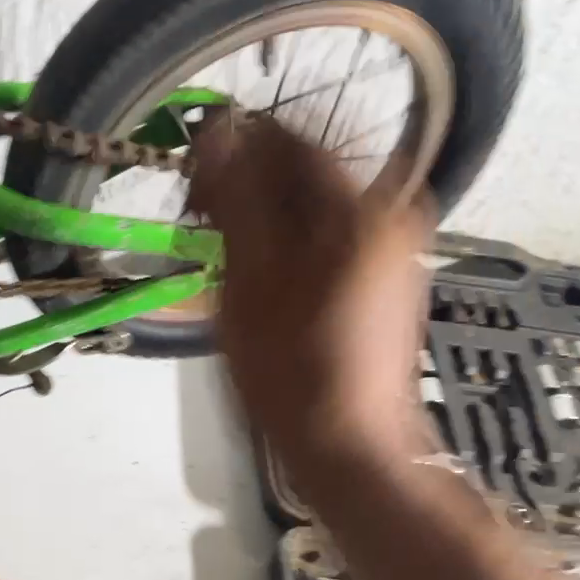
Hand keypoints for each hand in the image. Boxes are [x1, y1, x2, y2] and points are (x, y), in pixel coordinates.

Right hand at [190, 114, 436, 463]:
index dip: (232, 148)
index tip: (187, 177)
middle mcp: (390, 213)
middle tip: (197, 219)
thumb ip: (237, 200)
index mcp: (363, 207)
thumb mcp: (252, 282)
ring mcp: (392, 248)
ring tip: (220, 248)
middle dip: (246, 184)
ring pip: (314, 206)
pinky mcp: (383, 279)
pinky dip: (288, 242)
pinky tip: (257, 273)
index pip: (290, 141)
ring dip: (262, 214)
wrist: (350, 446)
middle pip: (306, 171)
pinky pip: (329, 238)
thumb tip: (215, 133)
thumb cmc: (293, 371)